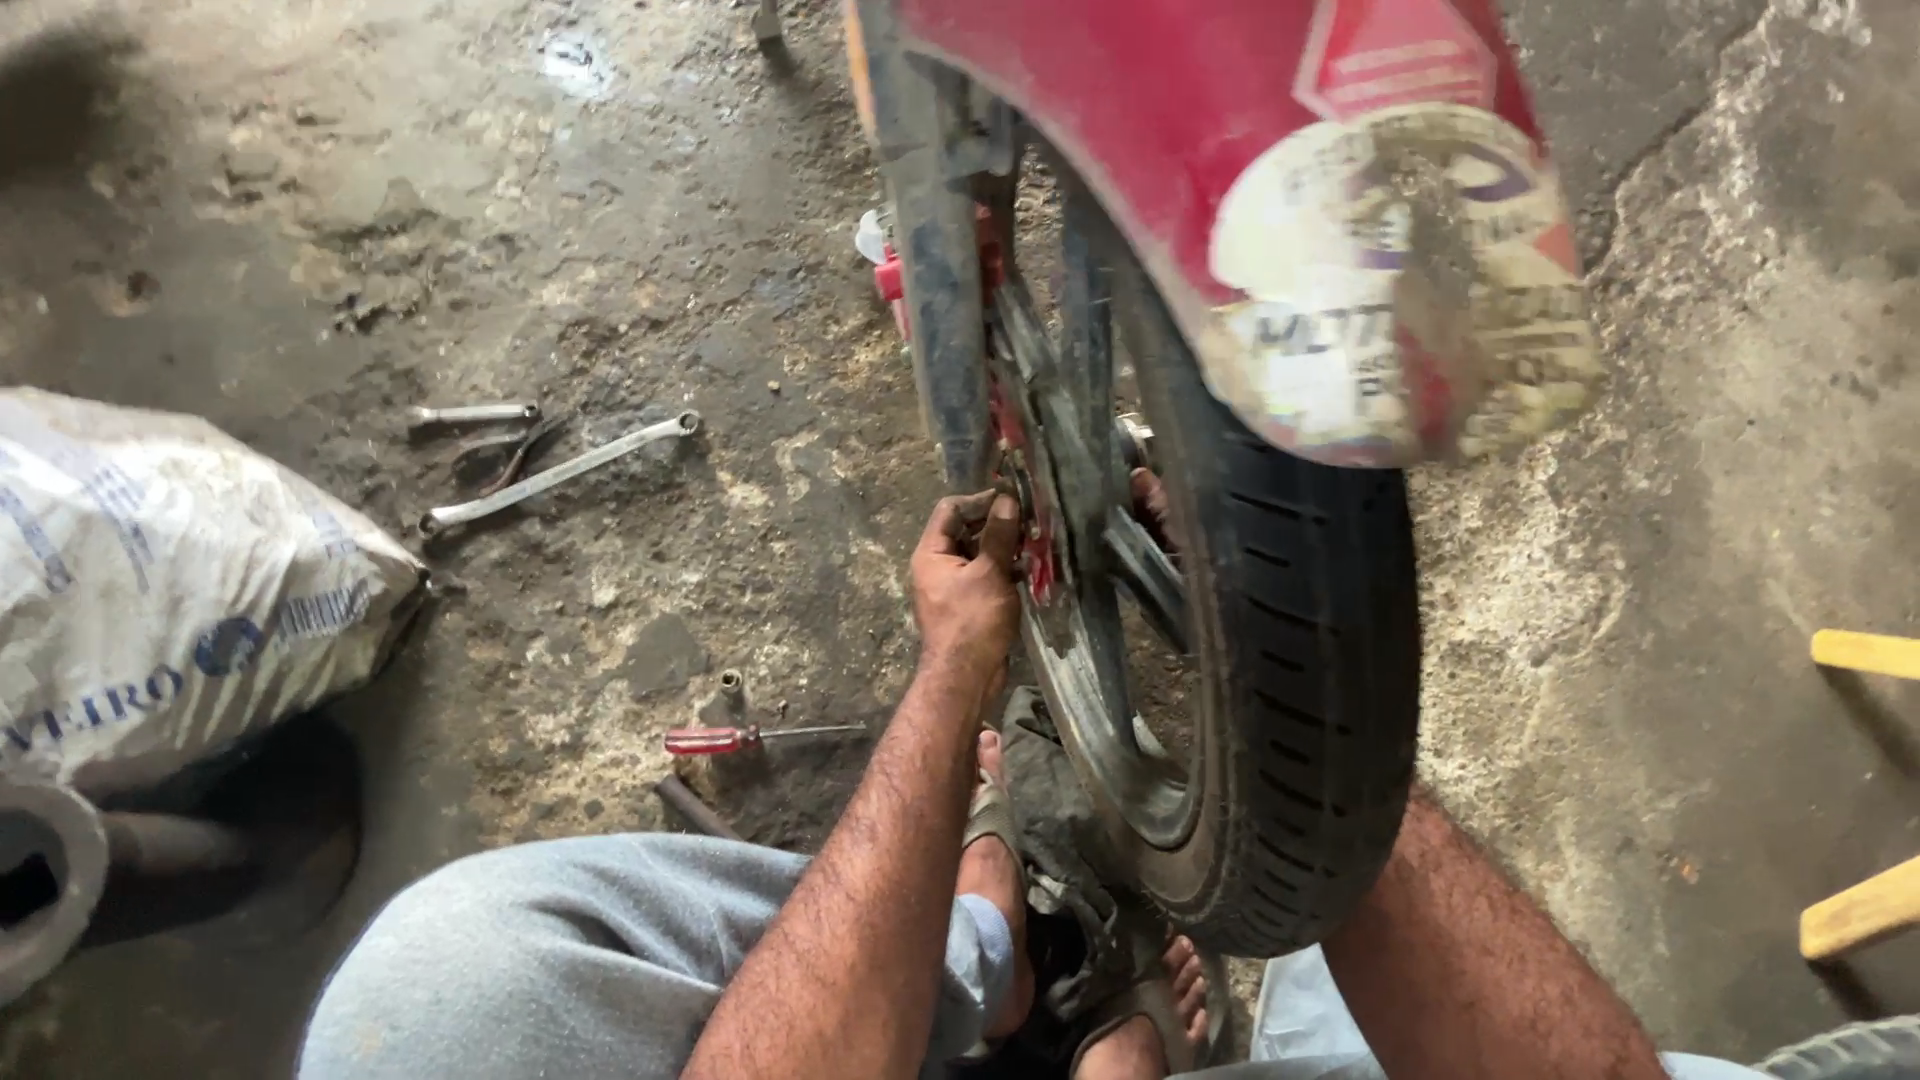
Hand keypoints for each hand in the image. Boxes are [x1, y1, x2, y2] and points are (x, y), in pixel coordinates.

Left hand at [910, 491, 1022, 680]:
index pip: (950, 510)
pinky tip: (1030, 570)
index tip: (1012, 501)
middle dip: (997, 524)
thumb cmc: (973, 621)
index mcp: (931, 553)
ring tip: (1035, 543)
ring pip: (978, 554)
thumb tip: (1006, 500)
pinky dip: (1004, 570)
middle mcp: (937, 566)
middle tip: (1029, 522)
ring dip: (1004, 548)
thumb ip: (998, 535)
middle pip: (966, 531)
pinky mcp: (968, 604)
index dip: (980, 501)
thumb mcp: (989, 573)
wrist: (965, 676)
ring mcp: (952, 586)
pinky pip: (985, 576)